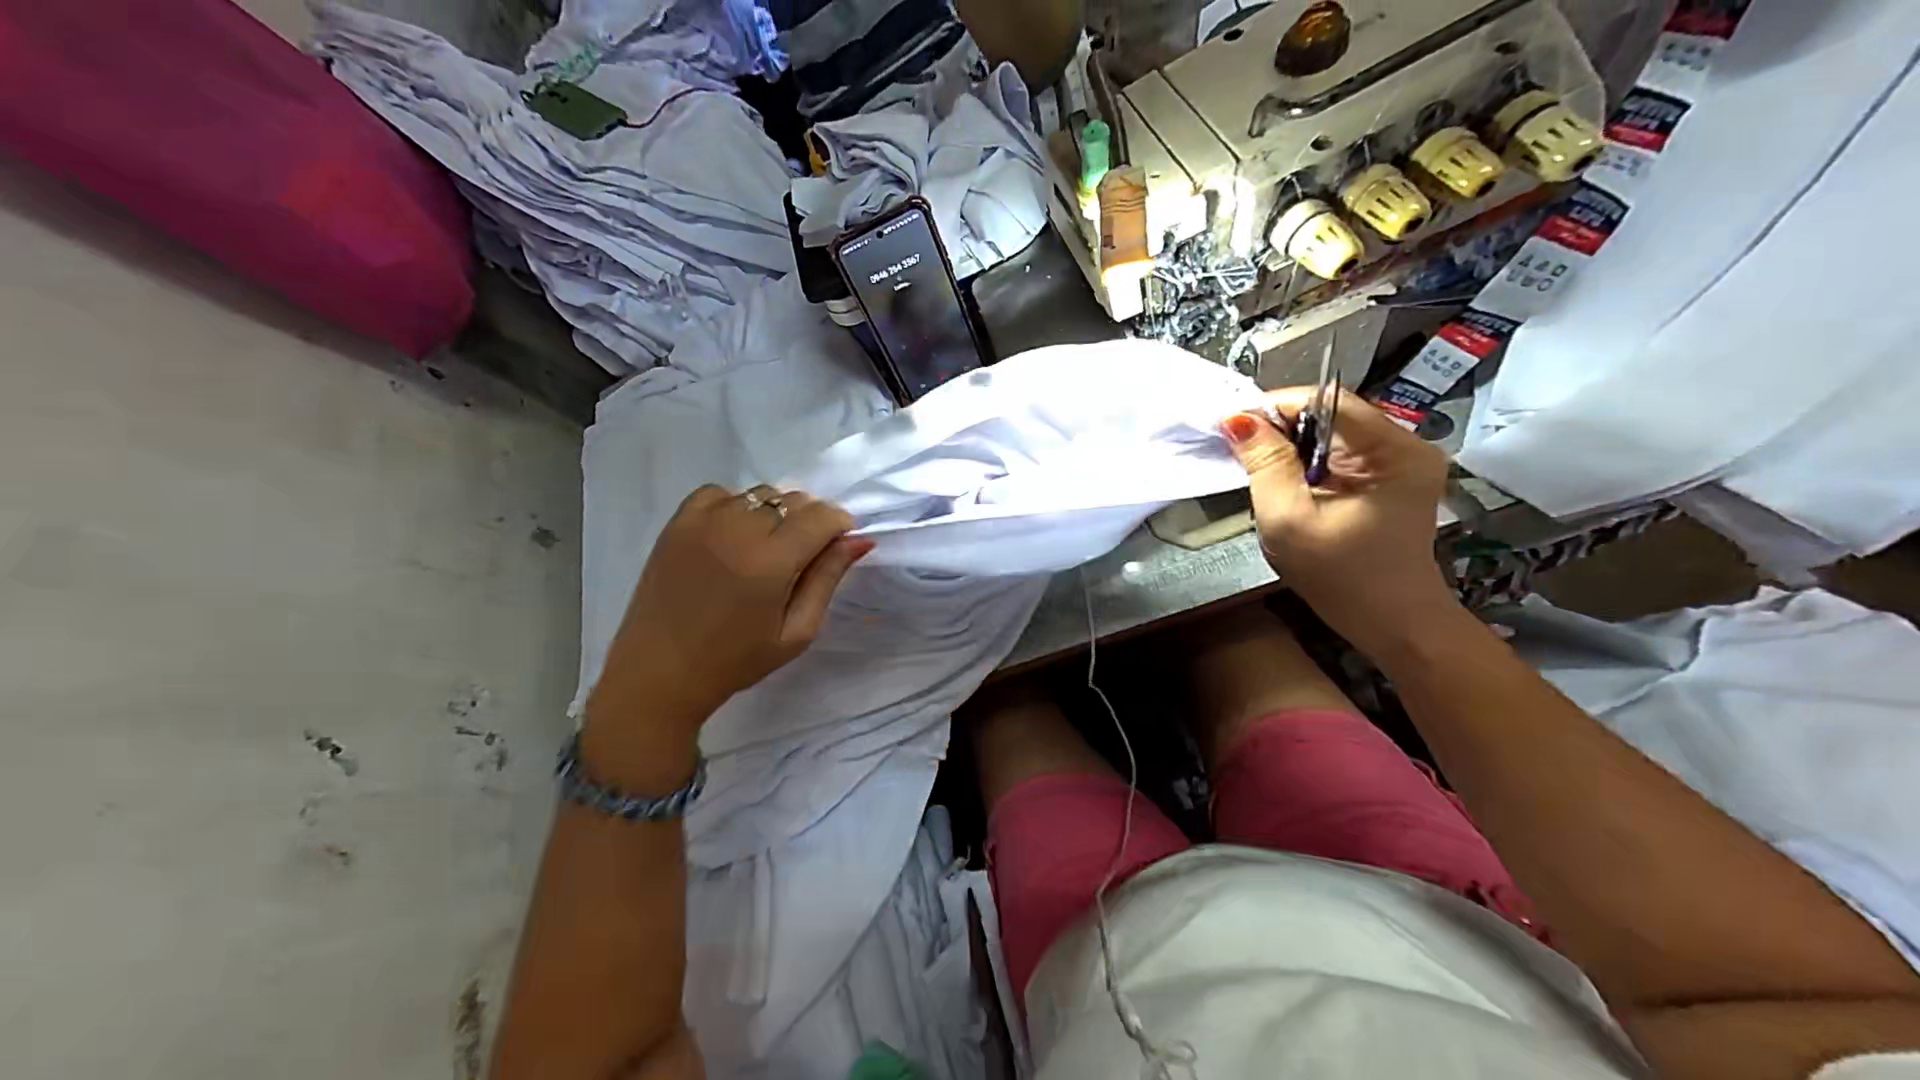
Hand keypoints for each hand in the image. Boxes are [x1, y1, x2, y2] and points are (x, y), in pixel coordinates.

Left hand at [587, 485, 872, 759]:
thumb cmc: (736, 661)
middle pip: (793, 500)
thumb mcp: (796, 631)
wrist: (660, 672)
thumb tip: (859, 540)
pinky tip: (732, 536)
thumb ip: (827, 579)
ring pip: (760, 494)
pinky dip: (735, 506)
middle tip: (800, 557)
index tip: (837, 545)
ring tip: (764, 548)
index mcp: (770, 561)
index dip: (839, 525)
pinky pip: (719, 493)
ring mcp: (703, 522)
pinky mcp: (677, 523)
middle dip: (810, 521)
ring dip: (774, 513)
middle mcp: (738, 530)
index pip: (821, 516)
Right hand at [1221, 388, 1457, 654]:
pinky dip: (1307, 462)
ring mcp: (1402, 460)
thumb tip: (1237, 420)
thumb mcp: (1289, 519)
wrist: (1391, 622)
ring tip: (1260, 469)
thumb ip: (1264, 463)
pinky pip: (1340, 451)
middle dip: (1281, 428)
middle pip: (1330, 413)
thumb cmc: (1341, 578)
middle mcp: (1406, 445)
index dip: (1274, 408)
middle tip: (1240, 450)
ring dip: (1292, 447)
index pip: (1326, 401)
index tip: (1233, 427)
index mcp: (1393, 452)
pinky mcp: (1391, 476)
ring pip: (1332, 431)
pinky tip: (1288, 483)